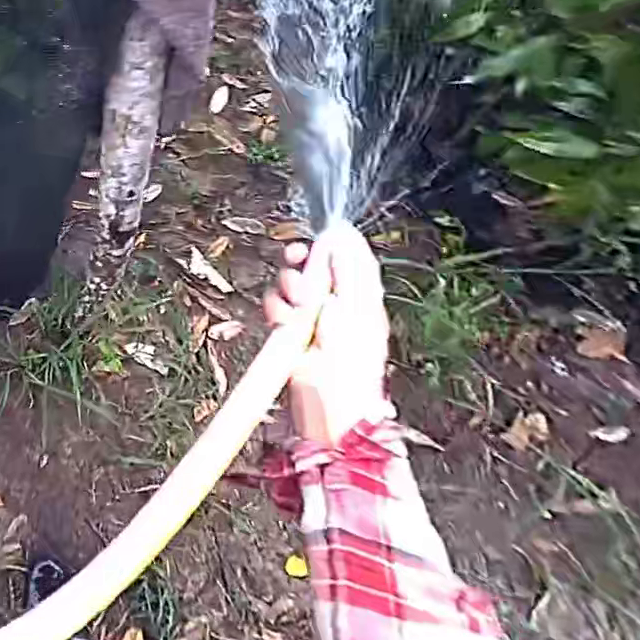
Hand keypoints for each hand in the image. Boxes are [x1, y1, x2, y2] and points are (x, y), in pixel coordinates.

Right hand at [261, 222, 389, 443]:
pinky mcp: (288, 331)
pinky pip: (275, 307)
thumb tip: (336, 245)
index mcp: (363, 304)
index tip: (330, 227)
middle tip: (294, 256)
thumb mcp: (355, 320)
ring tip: (293, 302)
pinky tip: (281, 320)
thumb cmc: (352, 373)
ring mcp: (311, 320)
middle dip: (303, 260)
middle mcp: (336, 307)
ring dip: (288, 286)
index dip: (343, 243)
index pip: (356, 264)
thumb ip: (345, 281)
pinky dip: (275, 308)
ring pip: (292, 285)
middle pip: (317, 269)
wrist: (330, 412)